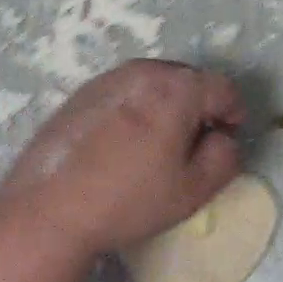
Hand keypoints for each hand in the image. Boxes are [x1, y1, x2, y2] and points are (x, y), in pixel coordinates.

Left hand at [0, 60, 246, 259]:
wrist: (49, 209)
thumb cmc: (128, 200)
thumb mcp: (192, 190)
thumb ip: (225, 157)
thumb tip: (223, 138)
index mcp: (174, 89)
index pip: (222, 87)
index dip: (233, 113)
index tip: (228, 139)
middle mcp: (141, 72)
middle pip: (187, 79)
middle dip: (199, 106)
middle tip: (195, 144)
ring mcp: (106, 80)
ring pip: (153, 83)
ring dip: (166, 106)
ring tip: (160, 145)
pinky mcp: (80, 94)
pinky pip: (124, 93)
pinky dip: (136, 109)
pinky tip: (124, 145)